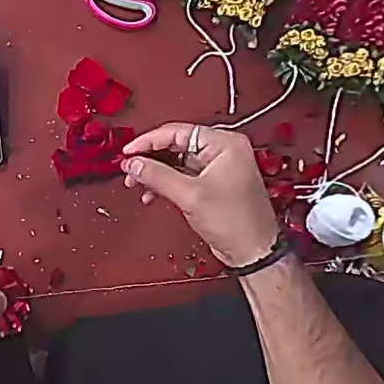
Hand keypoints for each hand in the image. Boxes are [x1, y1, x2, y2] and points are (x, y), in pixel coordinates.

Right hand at [121, 123, 279, 266]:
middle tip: (130, 168)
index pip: (179, 131)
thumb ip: (157, 175)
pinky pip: (184, 175)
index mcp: (225, 143)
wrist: (253, 251)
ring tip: (137, 183)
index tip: (129, 151)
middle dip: (151, 158)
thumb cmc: (236, 222)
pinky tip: (152, 193)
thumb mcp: (190, 195)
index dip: (150, 141)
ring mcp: (219, 167)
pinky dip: (167, 182)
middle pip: (177, 145)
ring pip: (178, 161)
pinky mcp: (214, 183)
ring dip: (156, 172)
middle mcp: (224, 150)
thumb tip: (134, 163)